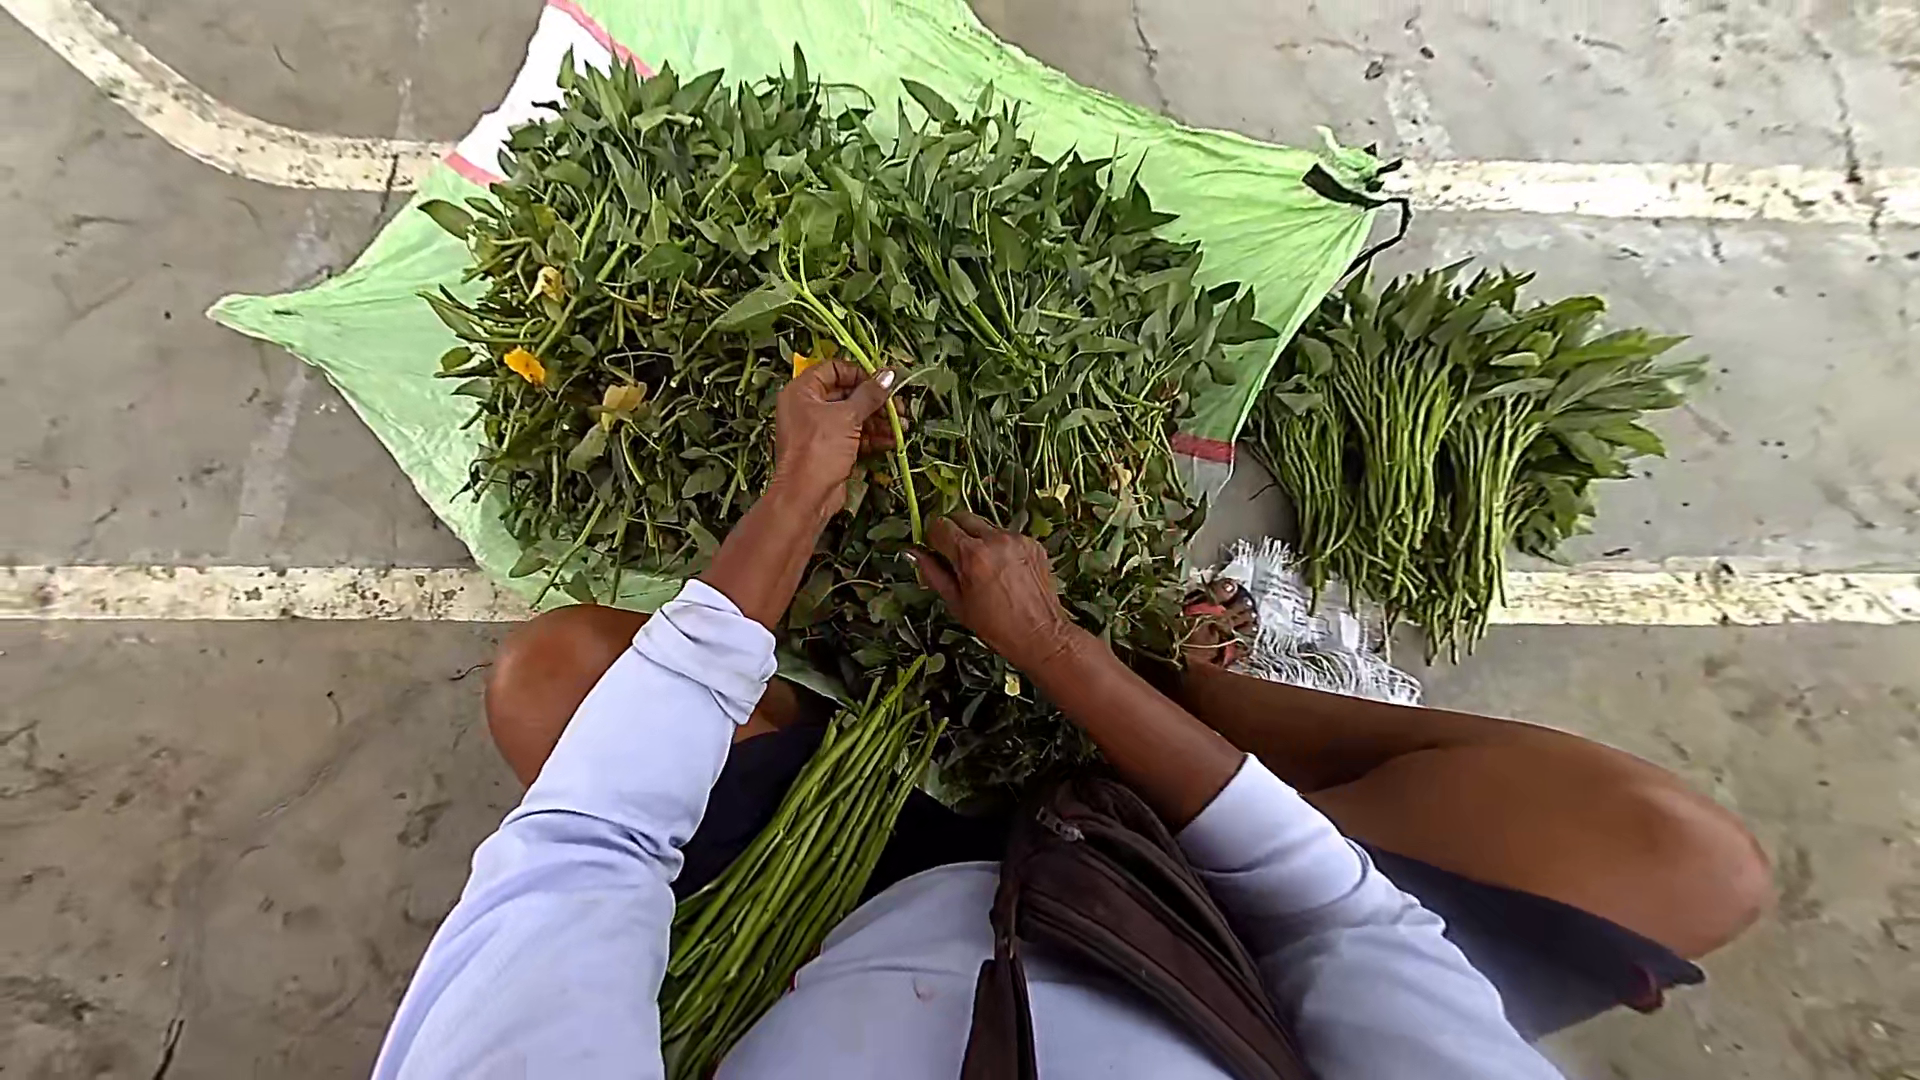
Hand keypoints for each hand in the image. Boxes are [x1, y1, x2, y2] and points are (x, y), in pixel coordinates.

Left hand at [770, 359, 899, 515]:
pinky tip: (892, 441)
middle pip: (847, 395)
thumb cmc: (819, 449)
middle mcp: (808, 408)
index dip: (859, 373)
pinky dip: (872, 437)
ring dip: (879, 421)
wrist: (806, 495)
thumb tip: (888, 375)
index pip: (833, 369)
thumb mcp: (847, 416)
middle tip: (898, 407)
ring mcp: (819, 430)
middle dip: (875, 402)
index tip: (882, 382)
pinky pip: (854, 437)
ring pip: (853, 418)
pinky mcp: (830, 450)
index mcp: (803, 391)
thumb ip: (869, 395)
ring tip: (902, 426)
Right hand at [911, 512, 1081, 671]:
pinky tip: (1003, 571)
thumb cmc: (996, 626)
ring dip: (977, 540)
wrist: (1040, 634)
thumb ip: (932, 573)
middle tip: (953, 555)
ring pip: (985, 526)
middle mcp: (995, 540)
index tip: (933, 548)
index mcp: (972, 555)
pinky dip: (999, 547)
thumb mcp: (956, 603)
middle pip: (962, 517)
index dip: (932, 537)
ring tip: (982, 569)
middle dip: (952, 532)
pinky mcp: (1032, 543)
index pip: (940, 526)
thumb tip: (912, 553)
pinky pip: (1006, 535)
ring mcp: (1016, 539)